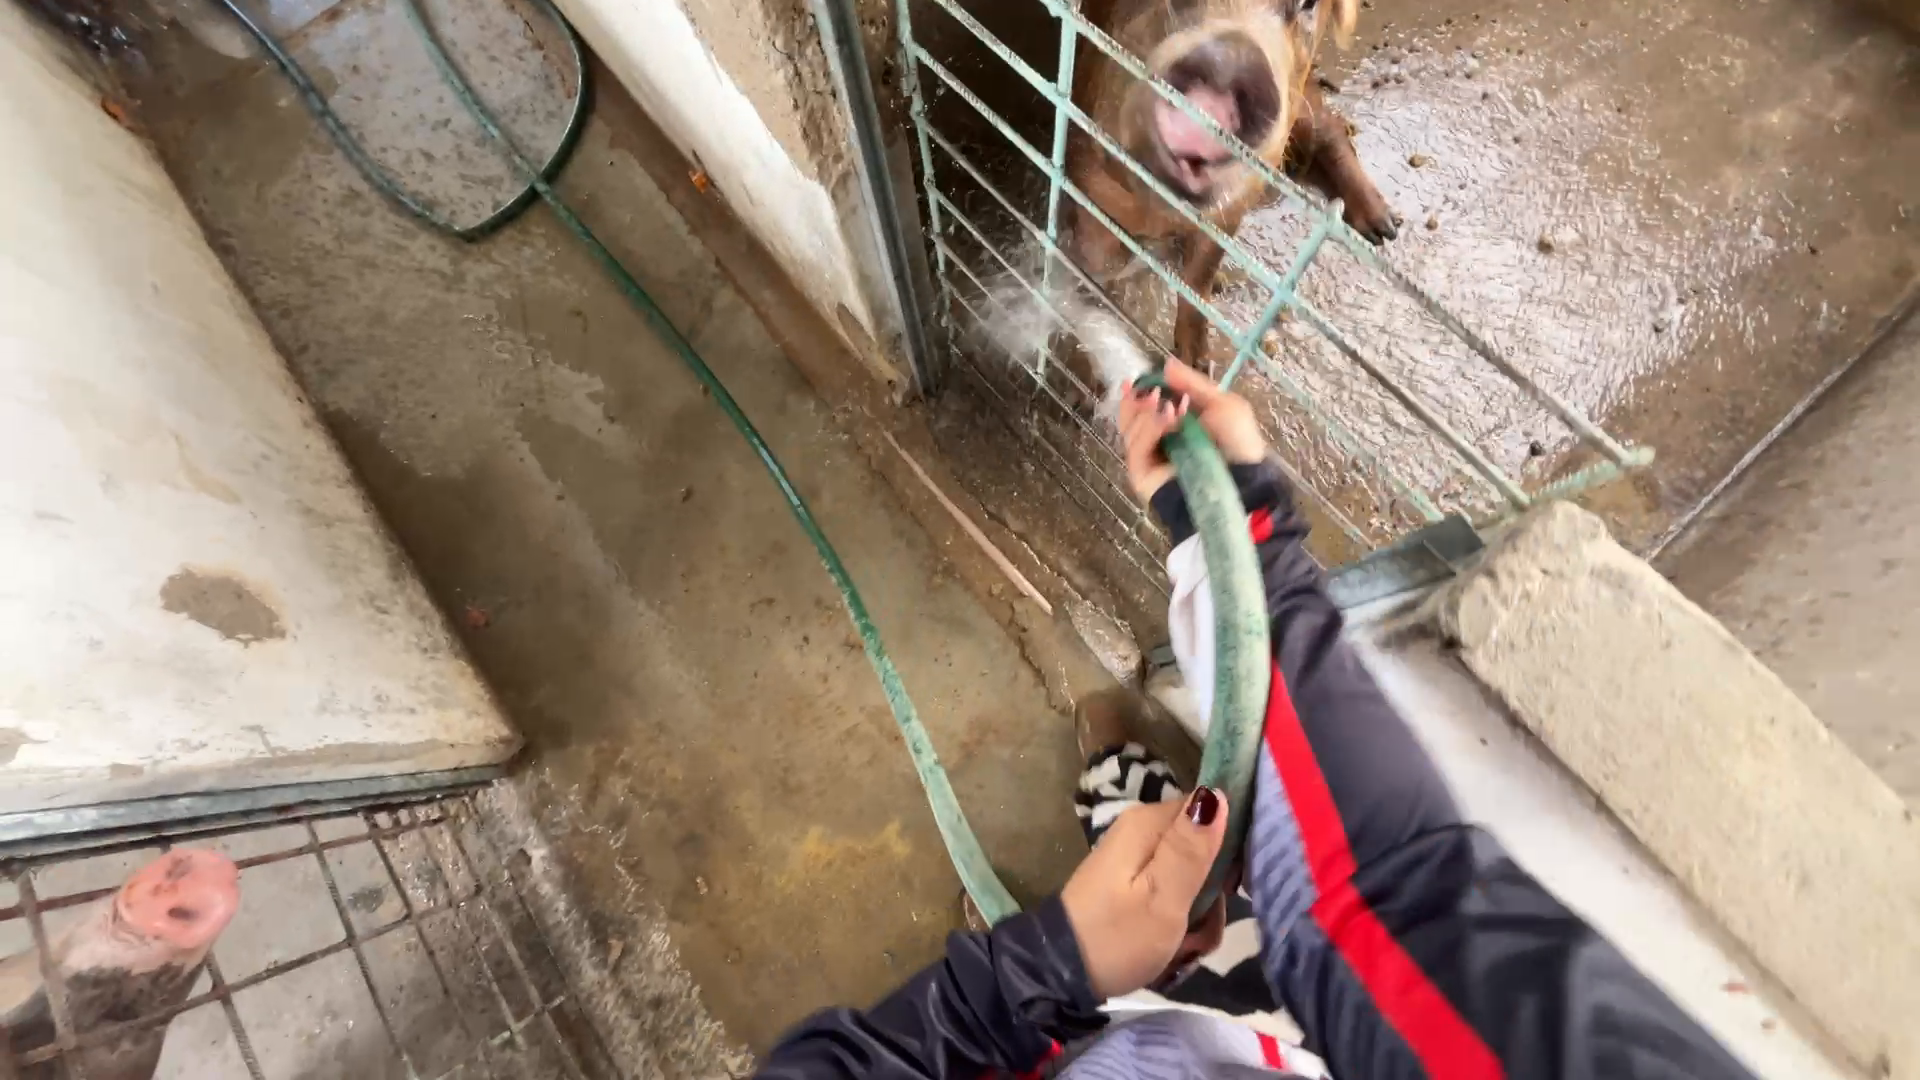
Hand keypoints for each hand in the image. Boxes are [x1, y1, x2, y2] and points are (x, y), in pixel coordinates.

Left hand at [1060, 787, 1228, 999]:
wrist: (1065, 970)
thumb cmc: (1117, 934)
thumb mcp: (1162, 896)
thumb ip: (1190, 848)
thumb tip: (1216, 793)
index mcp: (1148, 823)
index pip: (1208, 810)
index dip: (1229, 844)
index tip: (1234, 885)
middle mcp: (1143, 830)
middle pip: (1203, 846)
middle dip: (1214, 889)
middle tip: (1204, 925)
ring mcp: (1137, 856)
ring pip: (1193, 875)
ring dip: (1201, 912)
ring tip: (1189, 942)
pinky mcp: (1135, 881)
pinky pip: (1175, 891)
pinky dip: (1182, 918)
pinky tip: (1178, 944)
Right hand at [1117, 360, 1266, 501]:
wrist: (1241, 479)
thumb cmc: (1237, 443)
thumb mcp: (1222, 403)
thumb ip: (1193, 384)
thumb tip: (1167, 364)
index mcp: (1175, 426)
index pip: (1145, 410)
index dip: (1136, 395)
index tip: (1132, 381)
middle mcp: (1158, 443)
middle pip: (1130, 420)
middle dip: (1137, 403)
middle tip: (1151, 393)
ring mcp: (1149, 460)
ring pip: (1130, 431)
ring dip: (1146, 415)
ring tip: (1169, 408)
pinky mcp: (1143, 476)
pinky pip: (1135, 449)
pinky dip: (1148, 431)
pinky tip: (1166, 422)